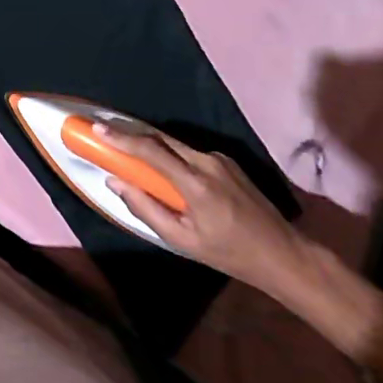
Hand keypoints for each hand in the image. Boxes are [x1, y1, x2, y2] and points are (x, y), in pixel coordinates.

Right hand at [95, 123, 315, 297]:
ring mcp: (220, 160)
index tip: (97, 128)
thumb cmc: (231, 253)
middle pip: (160, 139)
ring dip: (150, 144)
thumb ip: (146, 209)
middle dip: (130, 134)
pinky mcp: (227, 162)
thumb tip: (116, 183)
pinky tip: (164, 168)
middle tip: (105, 132)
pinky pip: (188, 152)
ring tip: (129, 150)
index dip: (121, 138)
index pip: (150, 151)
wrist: (285, 254)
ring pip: (175, 144)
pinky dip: (170, 154)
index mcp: (195, 184)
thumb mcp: (183, 240)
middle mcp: (207, 162)